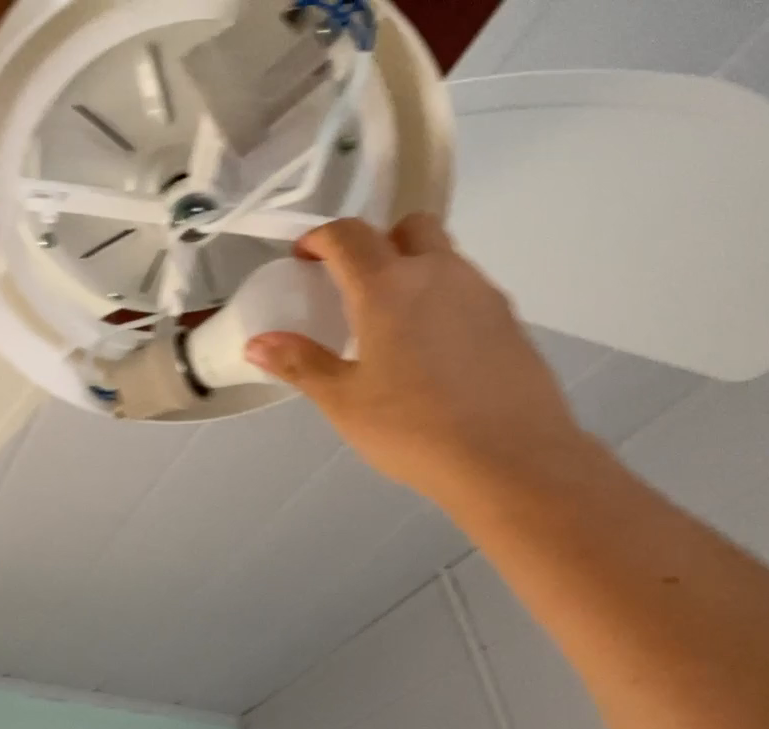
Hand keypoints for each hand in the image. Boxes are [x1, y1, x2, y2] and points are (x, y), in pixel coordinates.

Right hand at [245, 215, 593, 498]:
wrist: (511, 459)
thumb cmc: (413, 430)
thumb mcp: (344, 403)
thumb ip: (300, 364)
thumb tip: (257, 343)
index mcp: (388, 287)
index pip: (348, 236)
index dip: (320, 239)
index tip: (304, 259)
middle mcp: (439, 273)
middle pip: (408, 228)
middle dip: (377, 243)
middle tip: (357, 288)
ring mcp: (482, 294)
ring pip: (445, 258)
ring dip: (415, 272)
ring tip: (396, 328)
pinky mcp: (511, 322)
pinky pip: (470, 293)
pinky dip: (445, 303)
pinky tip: (438, 356)